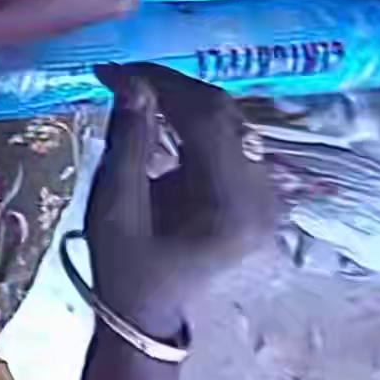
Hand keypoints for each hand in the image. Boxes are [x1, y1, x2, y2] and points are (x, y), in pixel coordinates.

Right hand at [85, 63, 275, 333]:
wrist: (147, 309)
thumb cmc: (124, 262)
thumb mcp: (114, 203)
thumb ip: (128, 140)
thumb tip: (128, 81)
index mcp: (231, 206)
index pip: (205, 119)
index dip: (160, 83)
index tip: (113, 70)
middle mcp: (263, 197)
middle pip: (223, 114)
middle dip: (170, 85)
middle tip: (121, 75)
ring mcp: (265, 196)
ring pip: (228, 120)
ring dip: (180, 98)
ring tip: (134, 89)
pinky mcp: (255, 193)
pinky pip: (227, 137)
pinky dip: (191, 117)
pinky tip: (159, 114)